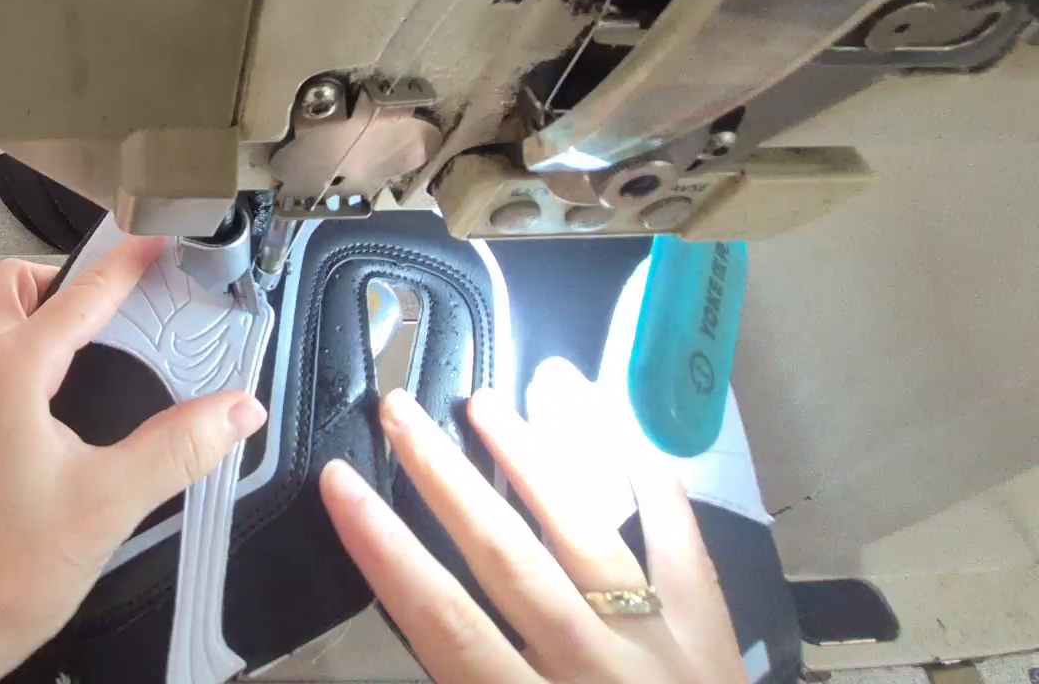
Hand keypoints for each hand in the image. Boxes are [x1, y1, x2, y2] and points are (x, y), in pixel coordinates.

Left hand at [0, 236, 267, 683]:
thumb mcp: (106, 503)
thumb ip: (178, 446)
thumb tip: (234, 411)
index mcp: (9, 369)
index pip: (82, 293)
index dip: (126, 263)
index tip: (152, 243)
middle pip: (20, 284)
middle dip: (69, 278)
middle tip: (114, 301)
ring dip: (39, 312)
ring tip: (87, 345)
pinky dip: (15, 347)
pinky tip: (44, 397)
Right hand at [321, 387, 747, 683]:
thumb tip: (385, 636)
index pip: (446, 621)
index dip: (385, 548)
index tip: (338, 480)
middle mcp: (600, 674)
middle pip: (510, 559)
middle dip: (445, 476)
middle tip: (398, 407)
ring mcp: (668, 654)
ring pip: (589, 539)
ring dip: (531, 462)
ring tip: (484, 401)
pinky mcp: (718, 645)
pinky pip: (684, 554)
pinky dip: (655, 489)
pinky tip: (624, 433)